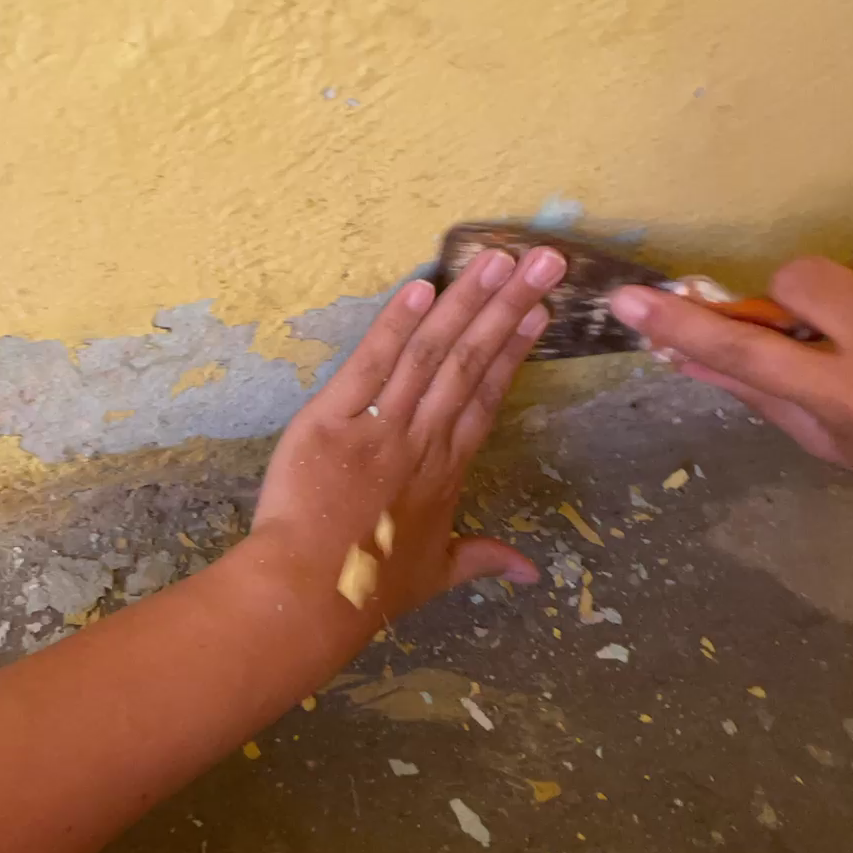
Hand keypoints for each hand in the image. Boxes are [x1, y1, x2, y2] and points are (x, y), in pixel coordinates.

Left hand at [245, 247, 563, 619]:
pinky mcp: (332, 417)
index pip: (486, 396)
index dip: (513, 351)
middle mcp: (422, 438)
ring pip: (430, 354)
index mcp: (446, 469)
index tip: (538, 312)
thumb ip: (483, 559)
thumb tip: (532, 572)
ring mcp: (379, 425)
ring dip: (466, 304)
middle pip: (470, 363)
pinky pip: (370, 364)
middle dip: (507, 308)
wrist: (310, 590)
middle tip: (543, 261)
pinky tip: (422, 288)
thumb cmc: (368, 584)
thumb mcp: (434, 574)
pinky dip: (395, 325)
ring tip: (498, 261)